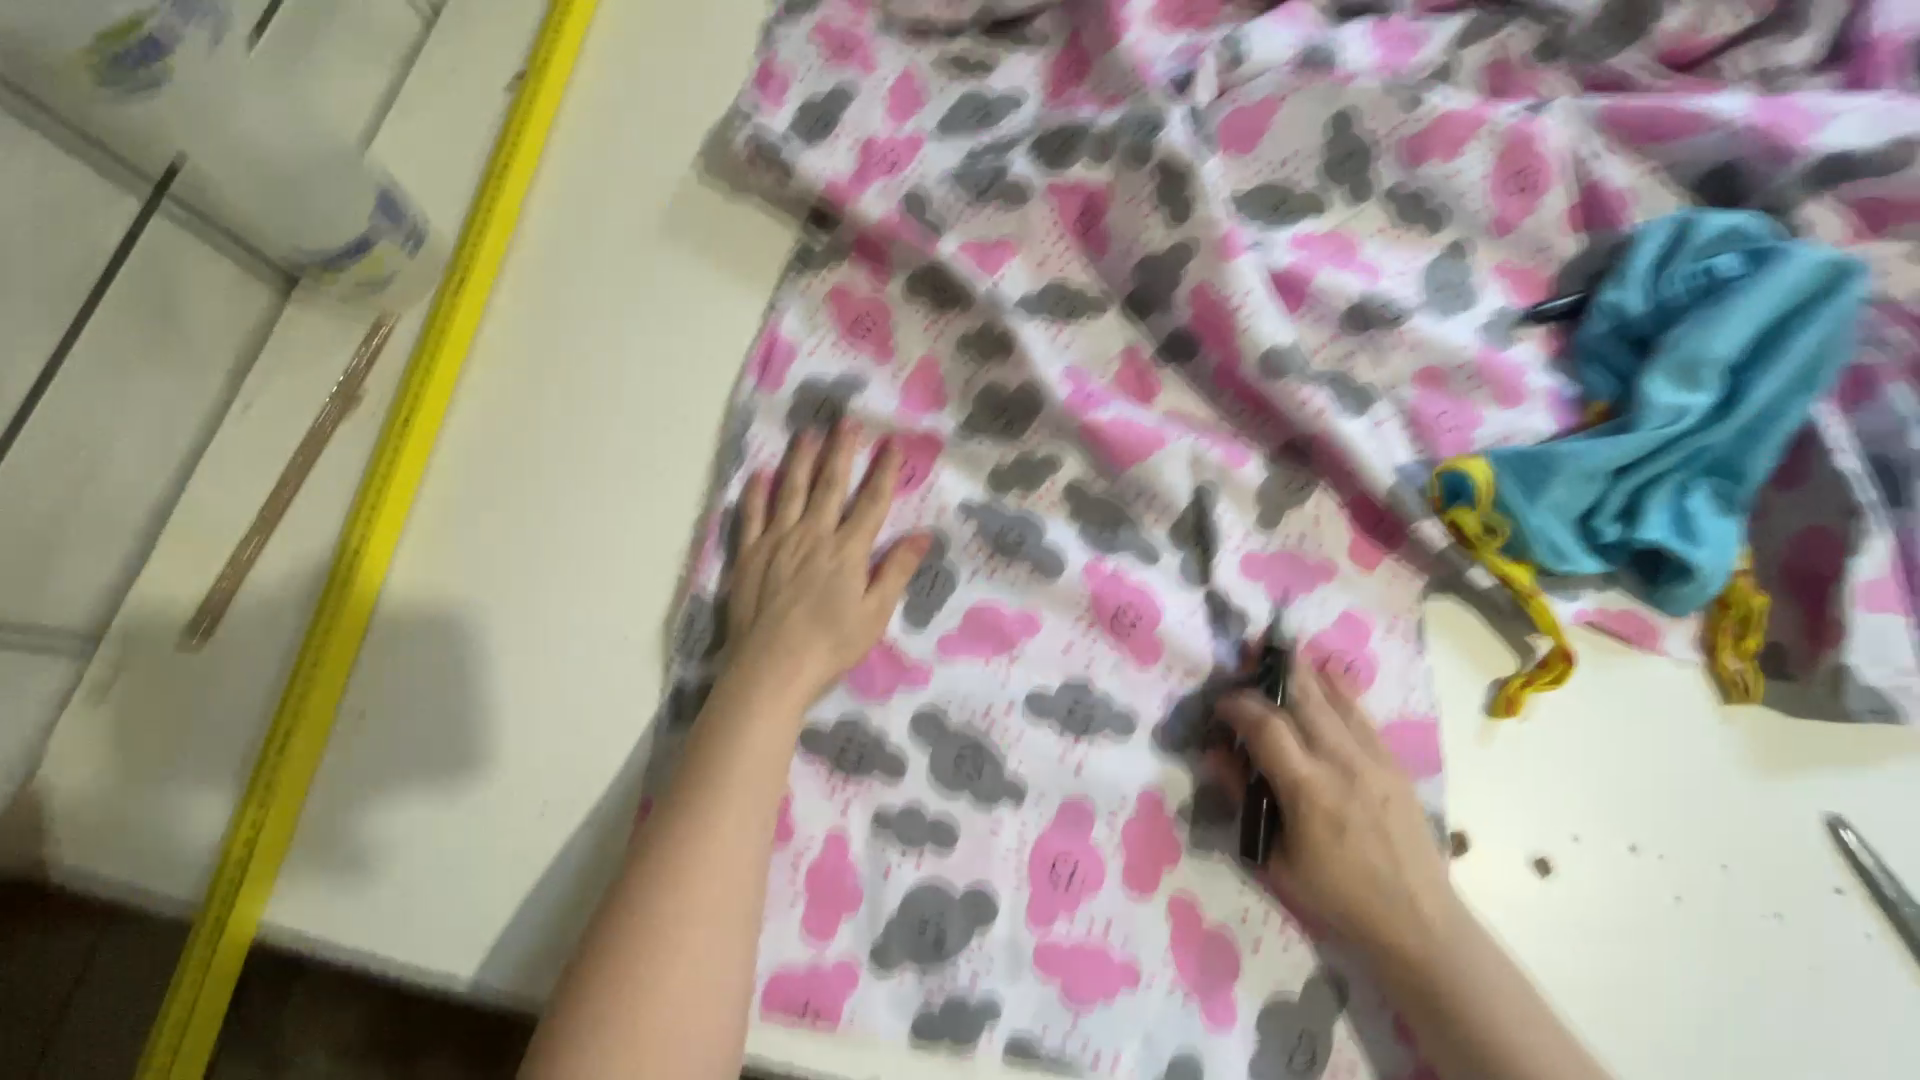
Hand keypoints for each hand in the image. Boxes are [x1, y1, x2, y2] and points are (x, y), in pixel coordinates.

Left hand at [722, 419, 929, 708]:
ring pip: (790, 490)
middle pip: (830, 485)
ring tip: (807, 433)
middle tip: (846, 423)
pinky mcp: (749, 554)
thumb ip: (896, 571)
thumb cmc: (830, 646)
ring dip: (800, 460)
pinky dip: (757, 493)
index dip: (884, 471)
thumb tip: (923, 535)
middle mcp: (813, 535)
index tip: (892, 443)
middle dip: (841, 452)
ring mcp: (777, 541)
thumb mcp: (875, 614)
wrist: (771, 667)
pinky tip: (761, 474)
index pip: (871, 502)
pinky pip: (752, 515)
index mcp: (847, 551)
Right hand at [1211, 665, 1463, 964]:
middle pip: (1302, 698)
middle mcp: (1342, 762)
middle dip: (1270, 672)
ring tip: (1280, 651)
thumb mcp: (1273, 859)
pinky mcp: (1394, 763)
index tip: (1219, 702)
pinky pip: (1362, 713)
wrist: (1416, 921)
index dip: (1237, 704)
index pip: (1265, 725)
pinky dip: (1339, 688)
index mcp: (1307, 789)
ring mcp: (1374, 759)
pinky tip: (1325, 674)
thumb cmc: (1336, 898)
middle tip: (1245, 656)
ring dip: (1303, 672)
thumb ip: (1243, 798)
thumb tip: (1212, 754)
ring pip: (1334, 697)